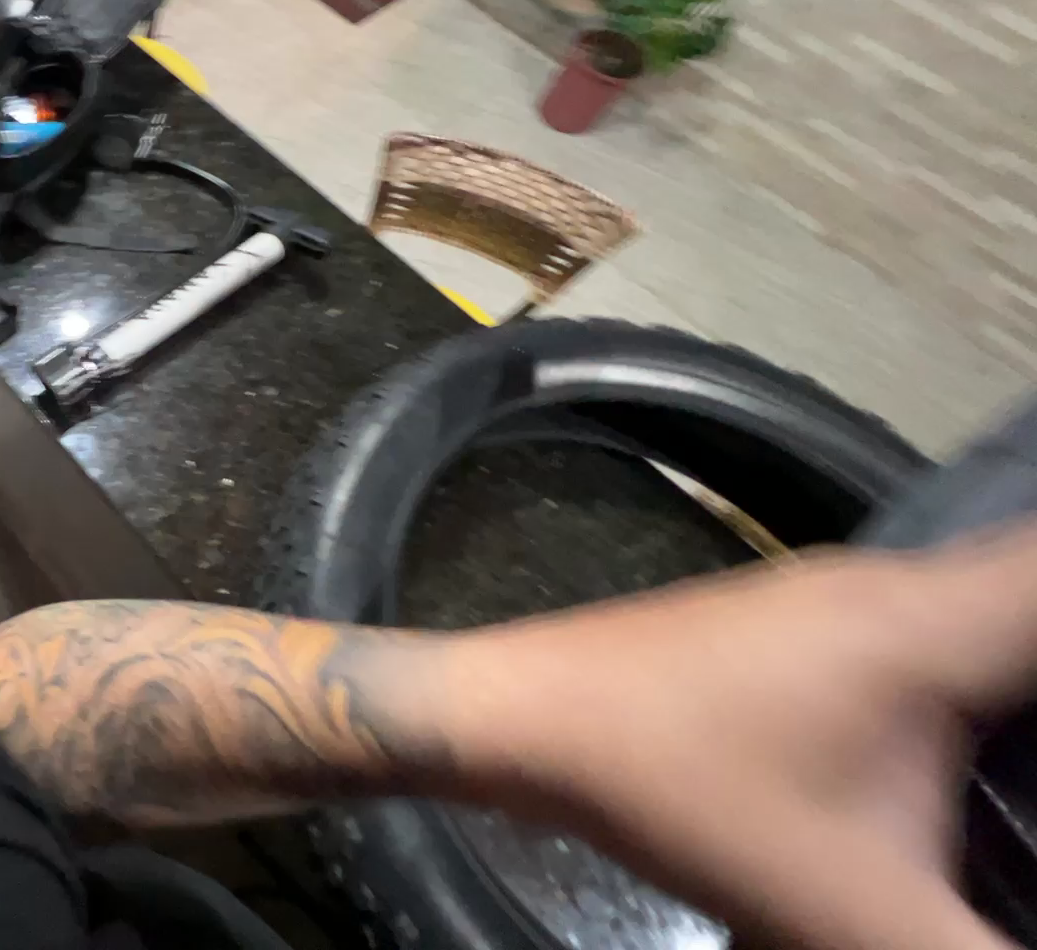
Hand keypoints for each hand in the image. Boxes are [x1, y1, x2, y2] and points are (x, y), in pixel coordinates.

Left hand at [450, 526, 1036, 949]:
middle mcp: (882, 588)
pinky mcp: (776, 634)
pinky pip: (917, 646)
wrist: (508, 715)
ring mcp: (816, 604)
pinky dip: (978, 696)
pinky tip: (993, 770)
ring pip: (986, 625)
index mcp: (928, 621)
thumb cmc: (663, 785)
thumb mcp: (854, 909)